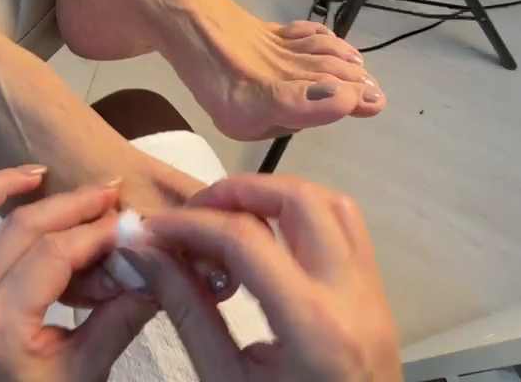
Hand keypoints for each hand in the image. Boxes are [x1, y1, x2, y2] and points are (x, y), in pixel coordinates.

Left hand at [0, 166, 158, 381]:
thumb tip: (153, 264)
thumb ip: (119, 317)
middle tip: (105, 190)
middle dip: (68, 204)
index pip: (54, 255)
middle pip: (18, 229)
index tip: (126, 216)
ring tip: (39, 173)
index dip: (94, 232)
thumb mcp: (86, 373)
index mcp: (2, 325)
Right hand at [122, 176, 399, 381]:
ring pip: (332, 206)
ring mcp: (374, 300)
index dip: (190, 223)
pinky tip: (265, 241)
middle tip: (196, 213)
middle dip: (238, 192)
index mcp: (316, 328)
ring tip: (230, 219)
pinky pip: (346, 232)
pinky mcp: (377, 304)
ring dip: (275, 197)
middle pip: (299, 201)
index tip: (151, 228)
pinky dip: (300, 217)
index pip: (244, 239)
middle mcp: (354, 301)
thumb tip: (142, 250)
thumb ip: (186, 309)